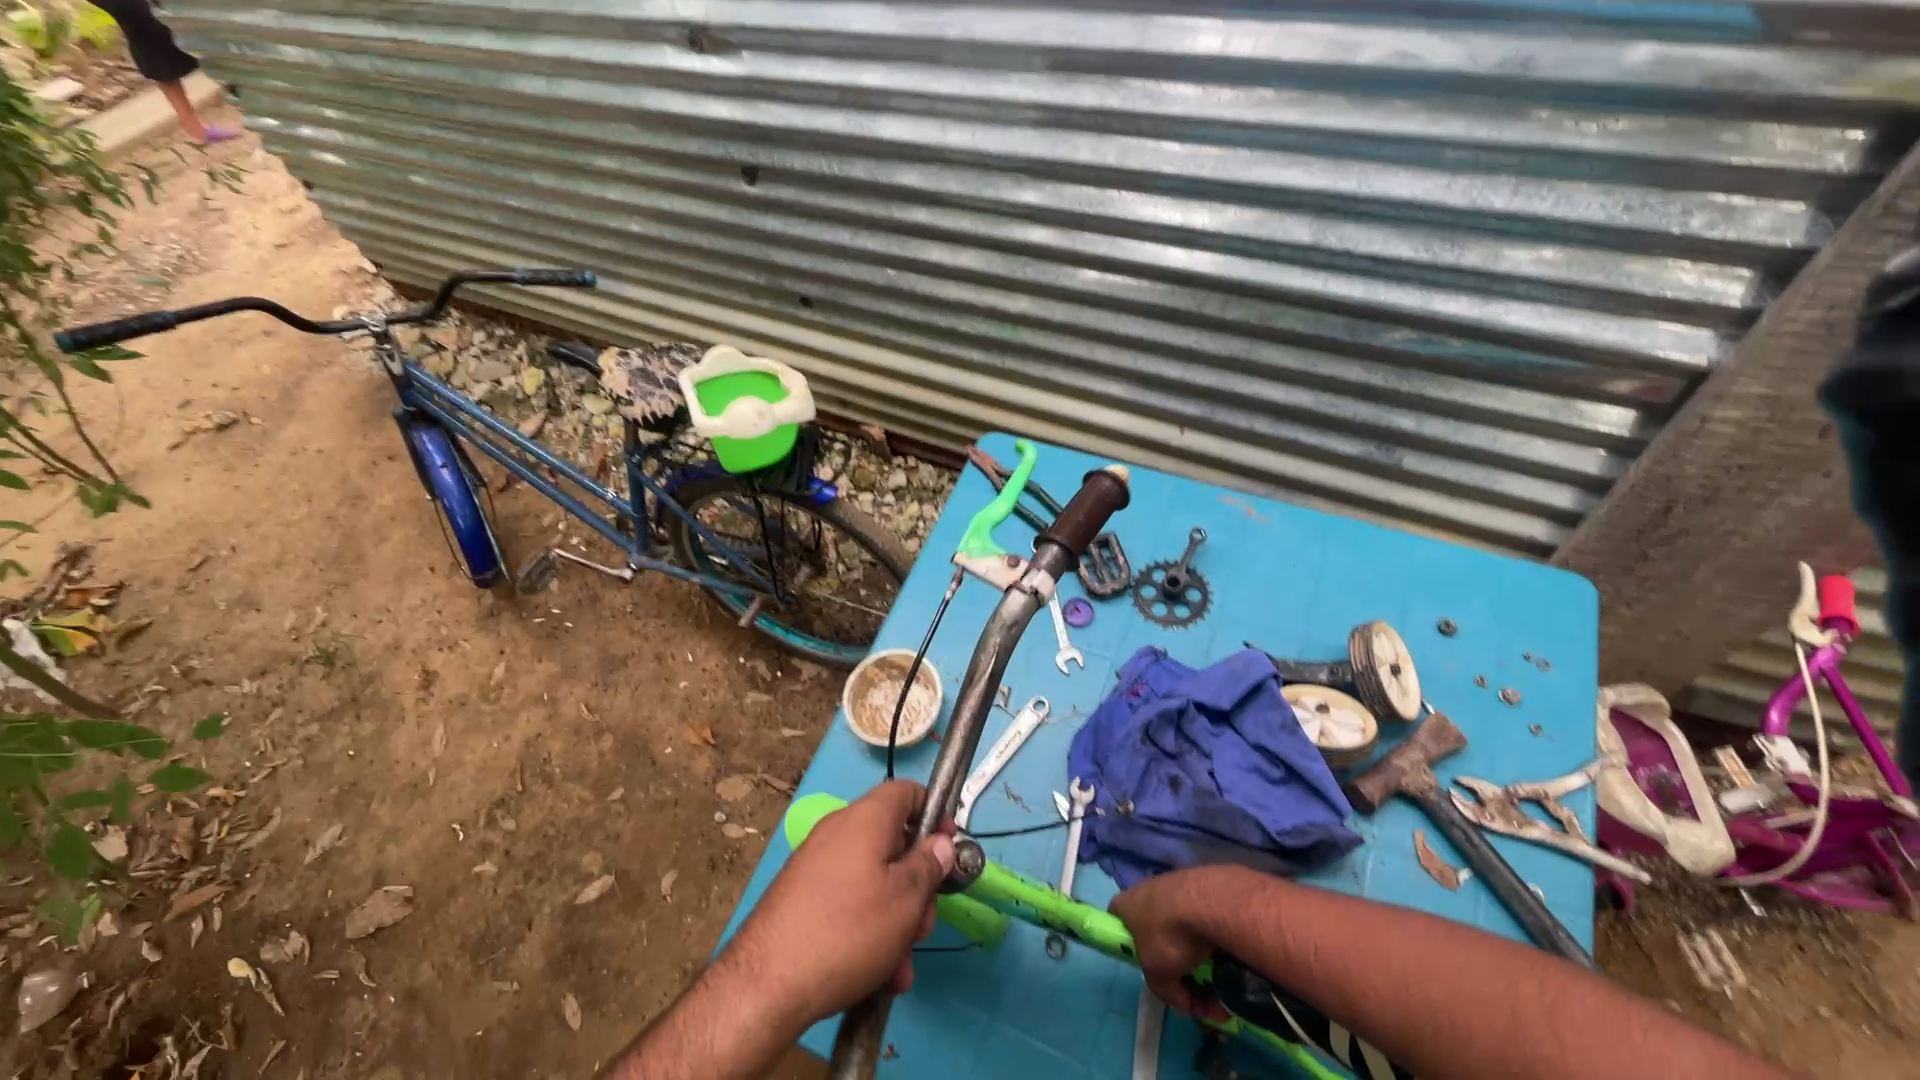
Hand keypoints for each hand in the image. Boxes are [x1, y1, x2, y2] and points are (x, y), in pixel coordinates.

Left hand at [717, 780, 955, 1032]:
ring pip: (873, 881)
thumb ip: (929, 865)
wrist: (766, 984)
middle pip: (892, 844)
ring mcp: (815, 865)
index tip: (950, 849)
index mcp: (865, 819)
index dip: (935, 814)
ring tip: (899, 967)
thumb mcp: (906, 900)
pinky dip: (867, 929)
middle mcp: (837, 832)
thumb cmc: (848, 931)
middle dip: (917, 886)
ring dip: (895, 919)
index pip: (907, 792)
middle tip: (924, 925)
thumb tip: (940, 841)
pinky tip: (876, 974)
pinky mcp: (801, 898)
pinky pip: (848, 902)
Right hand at [1110, 868, 1230, 1020]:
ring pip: (1183, 925)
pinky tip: (1229, 956)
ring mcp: (1176, 883)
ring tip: (1221, 979)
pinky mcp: (1203, 884)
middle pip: (1155, 928)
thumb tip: (1186, 1004)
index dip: (1129, 944)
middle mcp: (1147, 889)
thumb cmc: (1168, 935)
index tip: (1146, 963)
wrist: (1209, 902)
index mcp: (1125, 904)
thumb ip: (1166, 992)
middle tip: (1192, 983)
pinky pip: (1205, 917)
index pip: (1117, 920)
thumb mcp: (1158, 974)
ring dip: (1199, 953)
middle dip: (1174, 960)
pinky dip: (1215, 938)